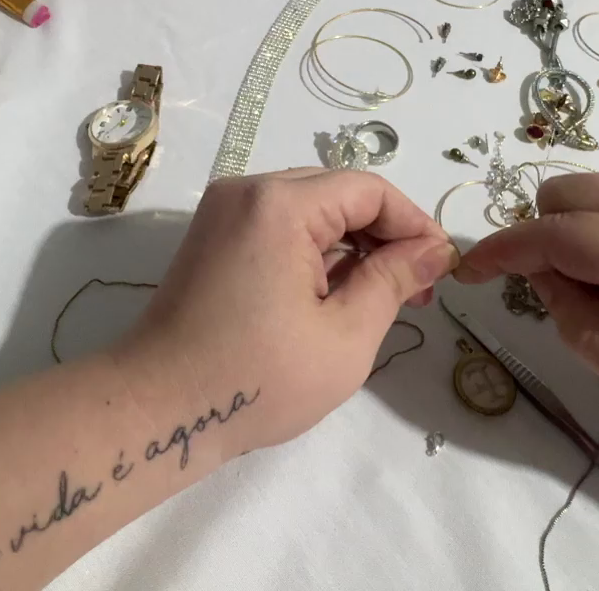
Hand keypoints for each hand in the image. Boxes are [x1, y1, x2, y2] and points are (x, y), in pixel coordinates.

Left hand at [114, 169, 457, 465]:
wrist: (158, 408)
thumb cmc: (256, 378)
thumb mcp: (345, 335)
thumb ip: (393, 280)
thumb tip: (434, 250)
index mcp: (279, 204)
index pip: (367, 189)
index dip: (412, 223)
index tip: (440, 268)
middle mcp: (247, 189)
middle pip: (337, 191)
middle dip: (383, 233)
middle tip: (415, 287)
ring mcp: (224, 209)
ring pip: (309, 206)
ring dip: (349, 241)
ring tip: (380, 294)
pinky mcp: (213, 233)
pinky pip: (278, 222)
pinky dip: (313, 247)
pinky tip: (333, 290)